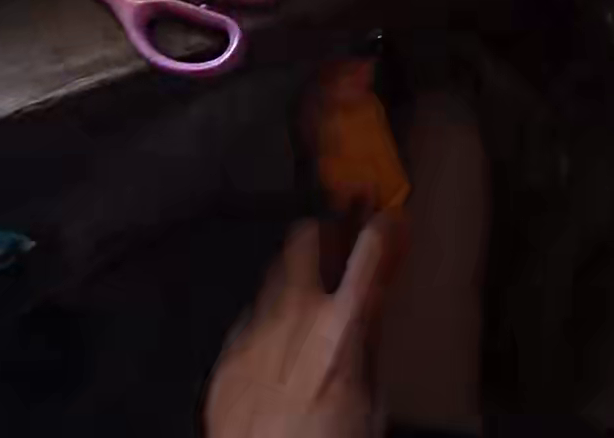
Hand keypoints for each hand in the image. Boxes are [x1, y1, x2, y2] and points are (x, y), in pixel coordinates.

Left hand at [204, 216, 393, 437]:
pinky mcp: (226, 358)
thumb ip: (371, 334)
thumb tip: (377, 290)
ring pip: (274, 270)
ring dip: (295, 271)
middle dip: (324, 232)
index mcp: (342, 325)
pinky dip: (268, 317)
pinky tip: (274, 347)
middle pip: (307, 237)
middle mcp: (296, 314)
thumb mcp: (372, 397)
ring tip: (305, 293)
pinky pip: (251, 316)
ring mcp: (255, 332)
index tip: (387, 217)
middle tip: (335, 242)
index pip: (370, 248)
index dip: (383, 224)